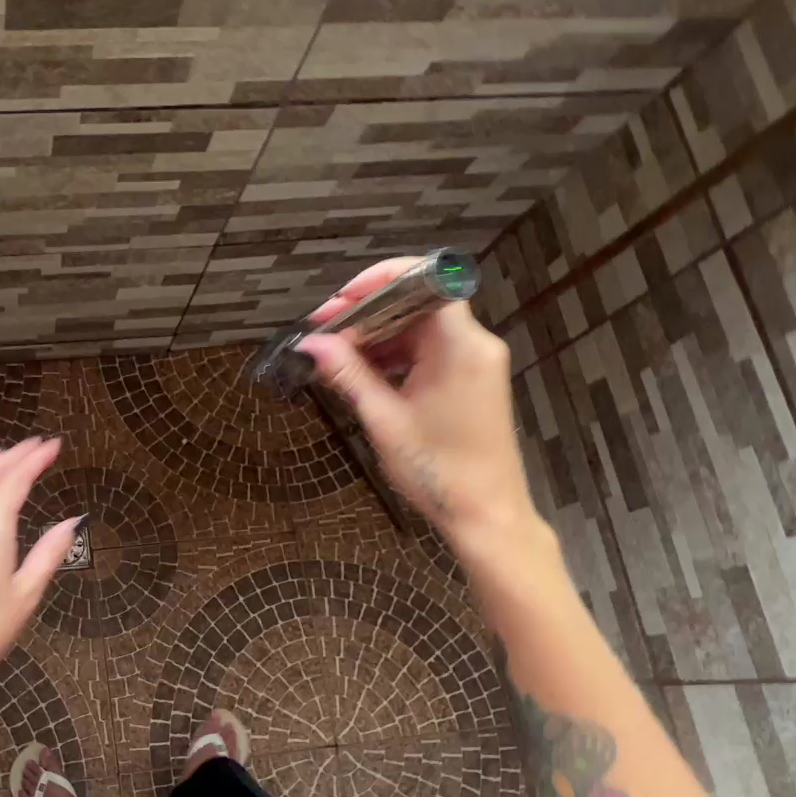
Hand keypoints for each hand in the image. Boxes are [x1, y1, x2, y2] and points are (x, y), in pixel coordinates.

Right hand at [297, 257, 537, 554]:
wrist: (486, 514)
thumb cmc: (437, 470)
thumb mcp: (384, 419)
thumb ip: (347, 374)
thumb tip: (310, 343)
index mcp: (460, 346)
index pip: (423, 282)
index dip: (378, 282)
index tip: (337, 302)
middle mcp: (474, 344)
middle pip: (416, 305)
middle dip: (367, 315)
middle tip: (322, 334)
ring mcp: (474, 363)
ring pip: (418, 330)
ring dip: (376, 338)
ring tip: (334, 358)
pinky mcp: (469, 382)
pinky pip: (427, 352)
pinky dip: (394, 357)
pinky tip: (362, 375)